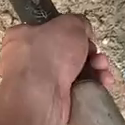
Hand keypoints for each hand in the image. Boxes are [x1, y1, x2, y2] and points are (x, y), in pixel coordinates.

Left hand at [0, 15, 116, 124]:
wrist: (41, 97)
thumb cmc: (47, 56)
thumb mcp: (69, 24)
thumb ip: (79, 22)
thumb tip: (84, 31)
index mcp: (22, 37)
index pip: (50, 31)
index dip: (71, 32)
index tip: (84, 36)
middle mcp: (28, 60)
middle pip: (67, 52)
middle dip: (89, 53)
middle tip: (96, 55)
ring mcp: (39, 83)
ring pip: (75, 72)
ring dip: (95, 69)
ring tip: (102, 70)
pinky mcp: (53, 101)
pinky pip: (77, 91)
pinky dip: (92, 86)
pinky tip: (102, 83)